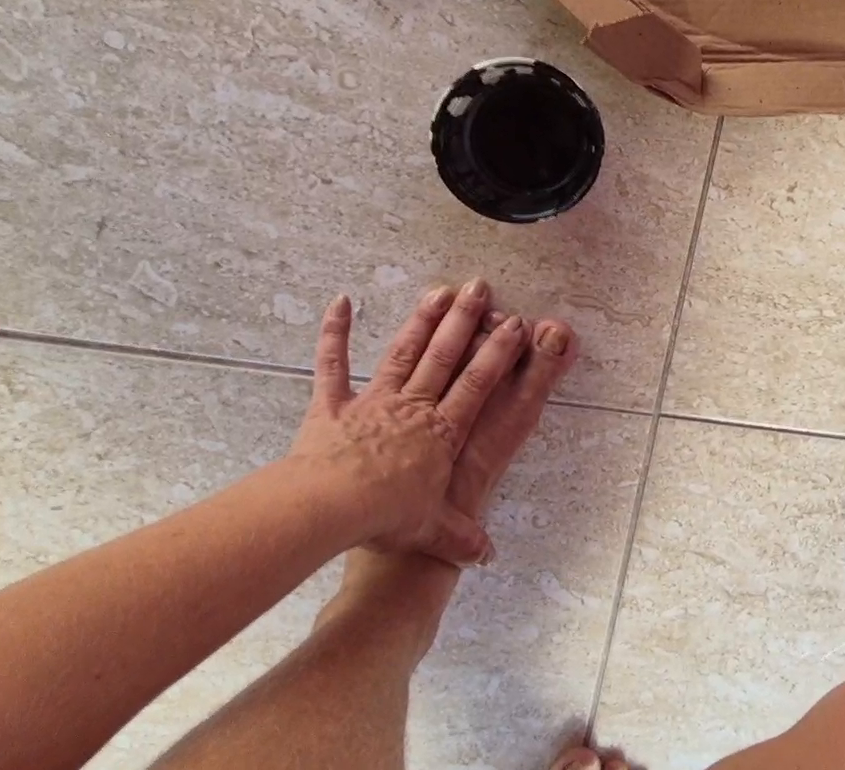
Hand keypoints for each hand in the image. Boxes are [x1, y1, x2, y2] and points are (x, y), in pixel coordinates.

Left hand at [290, 281, 529, 565]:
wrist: (329, 508)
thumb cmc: (384, 517)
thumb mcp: (431, 531)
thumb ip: (460, 537)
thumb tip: (487, 556)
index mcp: (441, 431)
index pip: (476, 384)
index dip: (497, 353)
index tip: (515, 324)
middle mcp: (413, 406)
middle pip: (444, 356)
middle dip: (464, 320)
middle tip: (479, 287)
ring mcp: (373, 401)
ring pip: (403, 352)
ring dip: (421, 319)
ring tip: (440, 289)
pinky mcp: (332, 405)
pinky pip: (333, 364)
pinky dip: (335, 332)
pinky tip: (341, 300)